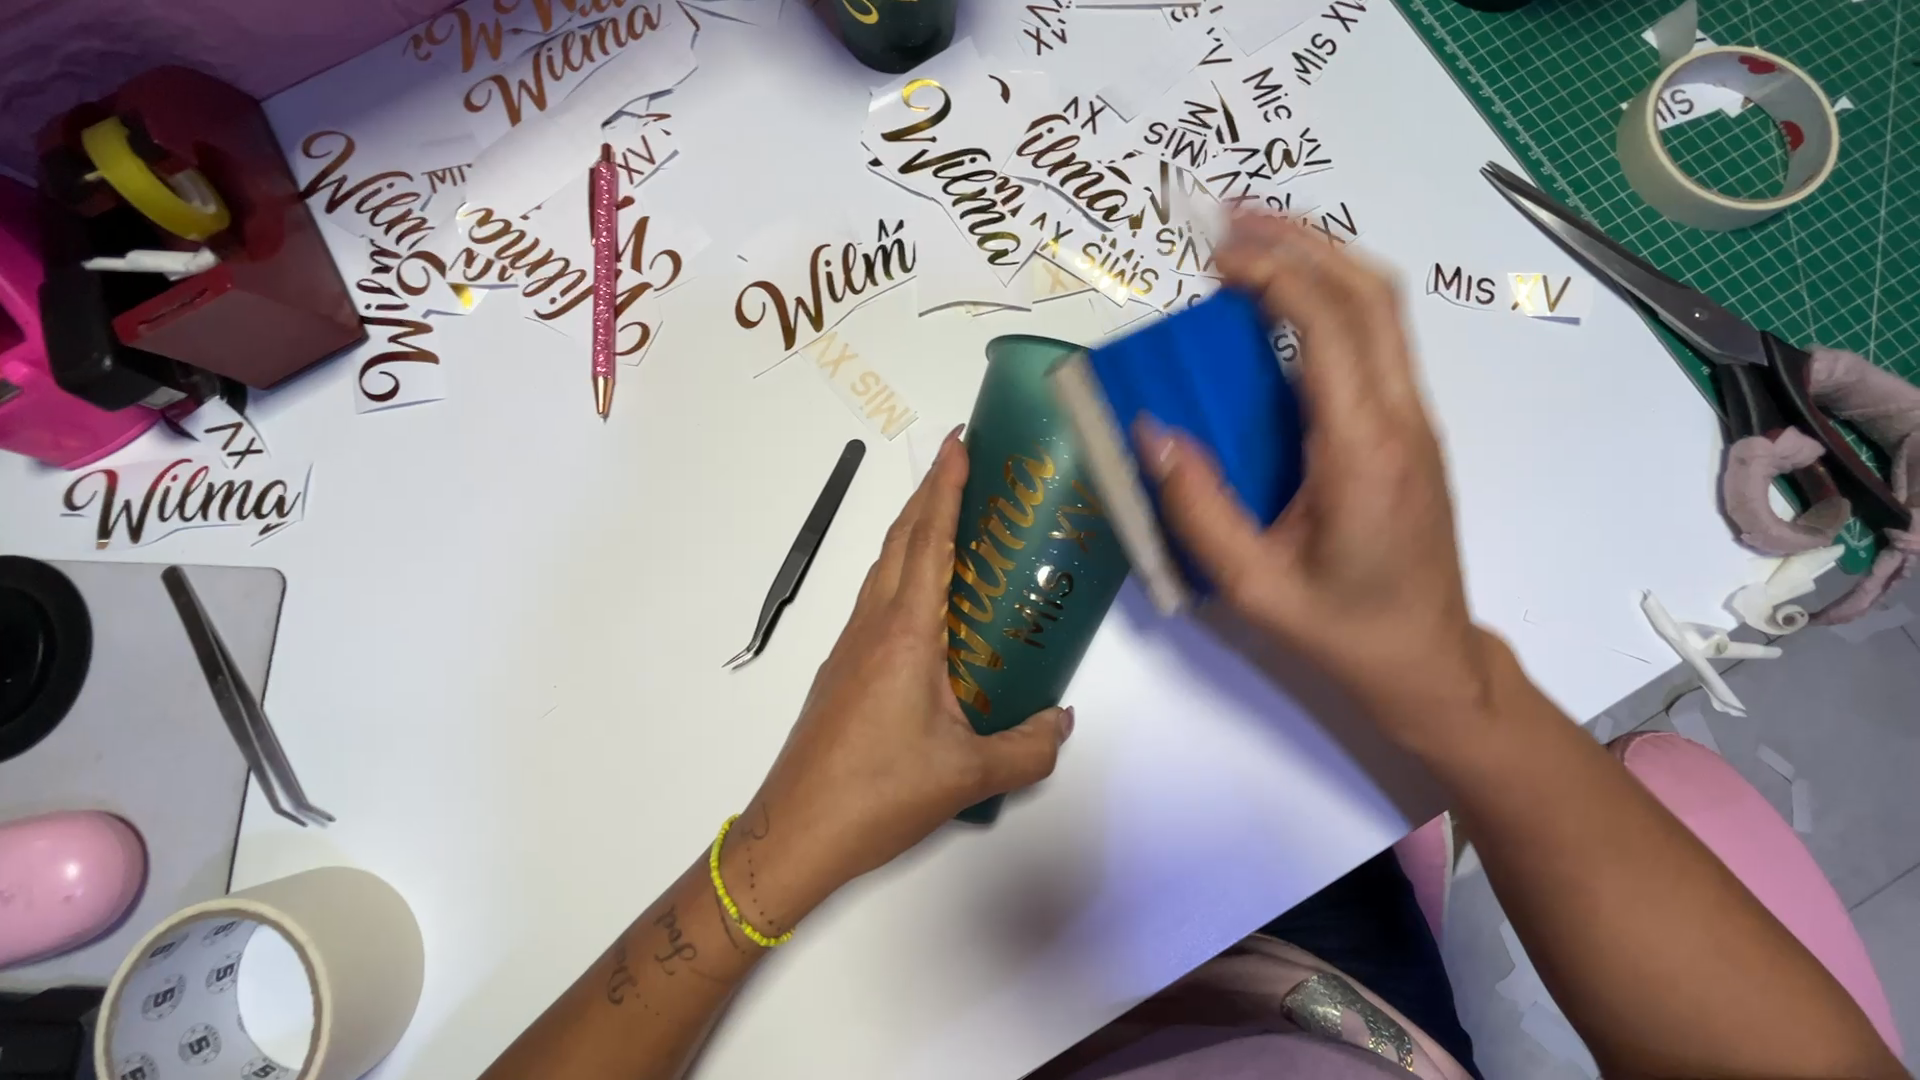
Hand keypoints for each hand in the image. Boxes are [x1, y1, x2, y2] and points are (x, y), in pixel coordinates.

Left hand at [738, 427, 1074, 920]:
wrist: (796, 832)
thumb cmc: (879, 794)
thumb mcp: (968, 775)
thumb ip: (1029, 746)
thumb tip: (1062, 719)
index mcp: (906, 634)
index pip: (929, 541)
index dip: (945, 488)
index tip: (957, 444)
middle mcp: (873, 626)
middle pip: (900, 541)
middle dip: (928, 494)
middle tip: (960, 463)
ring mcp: (849, 647)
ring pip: (883, 568)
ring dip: (911, 530)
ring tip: (945, 515)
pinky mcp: (841, 670)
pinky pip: (875, 600)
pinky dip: (900, 572)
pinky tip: (920, 596)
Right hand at [1138, 214, 1495, 747]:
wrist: (1429, 662)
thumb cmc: (1341, 630)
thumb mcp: (1253, 586)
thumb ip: (1199, 509)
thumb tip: (1151, 431)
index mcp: (1363, 449)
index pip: (1329, 326)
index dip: (1275, 273)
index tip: (1215, 254)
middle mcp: (1402, 418)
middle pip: (1370, 293)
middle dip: (1301, 240)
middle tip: (1230, 219)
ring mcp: (1415, 420)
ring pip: (1382, 310)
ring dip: (1321, 262)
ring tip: (1251, 245)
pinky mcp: (1409, 430)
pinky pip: (1376, 343)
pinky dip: (1329, 303)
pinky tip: (1280, 310)